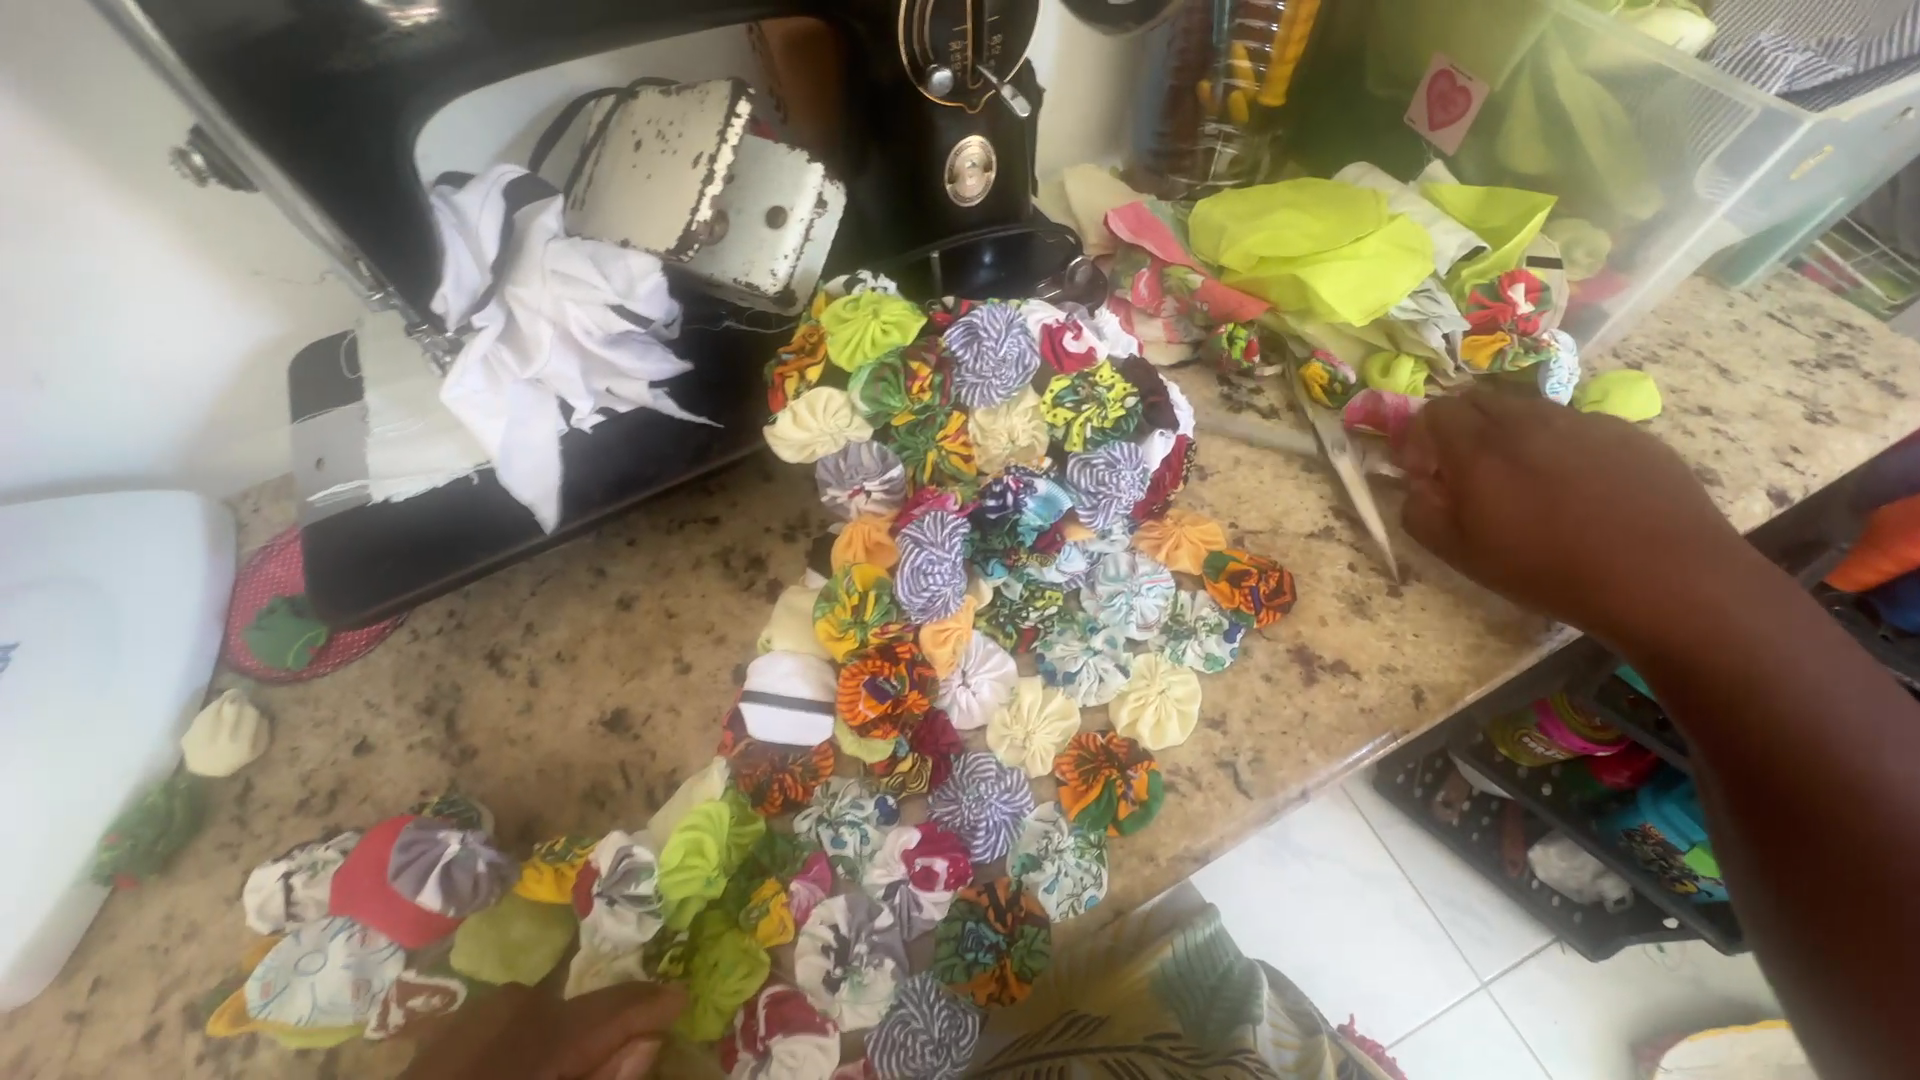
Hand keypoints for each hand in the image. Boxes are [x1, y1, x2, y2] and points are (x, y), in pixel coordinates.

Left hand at [400, 982, 685, 1079]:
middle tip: (645, 1033)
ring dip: (577, 1034)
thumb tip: (648, 1041)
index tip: (683, 999)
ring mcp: (478, 1014)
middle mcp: (514, 1003)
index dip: (652, 1004)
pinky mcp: (453, 1033)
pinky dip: (542, 1041)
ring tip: (598, 1053)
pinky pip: (516, 1026)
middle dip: (614, 1022)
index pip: (613, 1006)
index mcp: (540, 1027)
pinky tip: (548, 1062)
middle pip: (582, 1009)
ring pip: (550, 1016)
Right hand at [1396, 392, 1763, 641]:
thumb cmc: (1547, 569)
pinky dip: (1559, 447)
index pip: (1434, 411)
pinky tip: (1577, 492)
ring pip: (1528, 410)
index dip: (1420, 439)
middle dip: (1461, 429)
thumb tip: (1420, 484)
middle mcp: (1529, 421)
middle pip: (1479, 399)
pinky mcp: (1628, 433)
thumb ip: (1419, 510)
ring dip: (1509, 435)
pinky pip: (1576, 427)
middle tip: (1467, 473)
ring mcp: (1583, 422)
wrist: (1665, 577)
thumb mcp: (1459, 553)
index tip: (1427, 474)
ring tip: (1525, 483)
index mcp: (1480, 447)